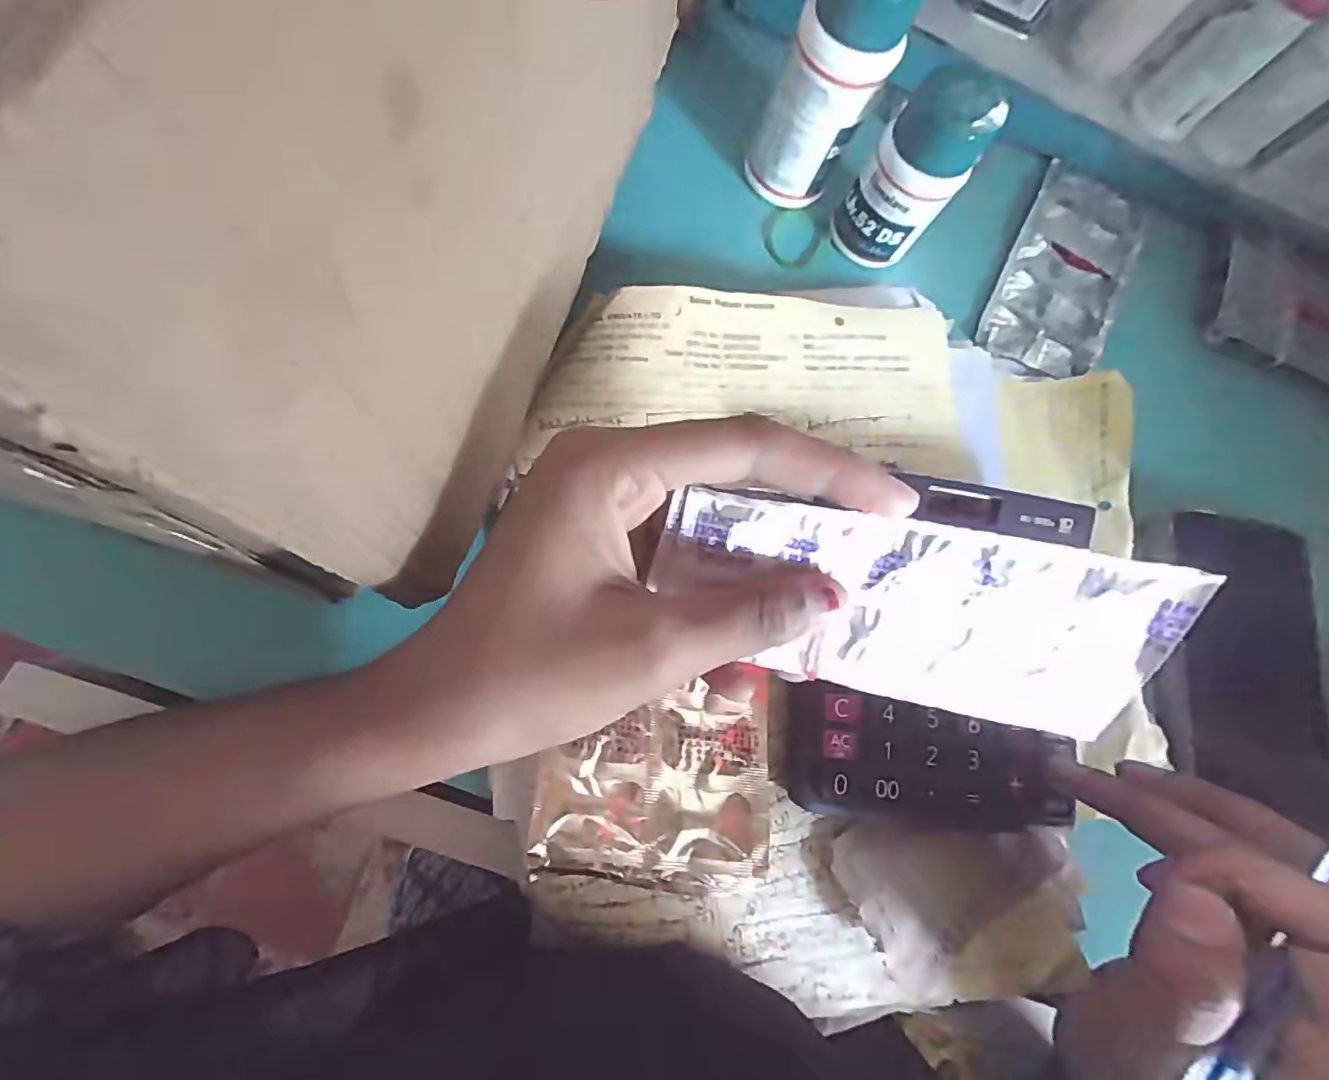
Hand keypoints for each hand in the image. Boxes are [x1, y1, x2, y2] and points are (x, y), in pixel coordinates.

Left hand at [407, 416, 917, 763]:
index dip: (826, 471)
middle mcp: (606, 464)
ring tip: (817, 599)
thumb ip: (747, 617)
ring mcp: (598, 500)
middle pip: (727, 475)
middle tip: (868, 542)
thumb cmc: (531, 677)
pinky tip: (744, 647)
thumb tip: (831, 596)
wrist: (437, 712)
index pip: (742, 447)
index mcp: (611, 466)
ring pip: (704, 519)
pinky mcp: (596, 537)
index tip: (892, 501)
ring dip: (756, 567)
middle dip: (797, 515)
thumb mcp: (652, 649)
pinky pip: (673, 552)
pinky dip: (712, 592)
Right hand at [1051, 762, 1328, 1079]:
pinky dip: (1209, 845)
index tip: (1150, 872)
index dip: (1256, 879)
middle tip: (1113, 780)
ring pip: (1302, 871)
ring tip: (1123, 784)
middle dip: (1208, 819)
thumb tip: (1195, 888)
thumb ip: (1175, 991)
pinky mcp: (1312, 977)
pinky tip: (1157, 848)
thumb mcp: (1130, 1054)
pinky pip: (1278, 888)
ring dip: (1202, 817)